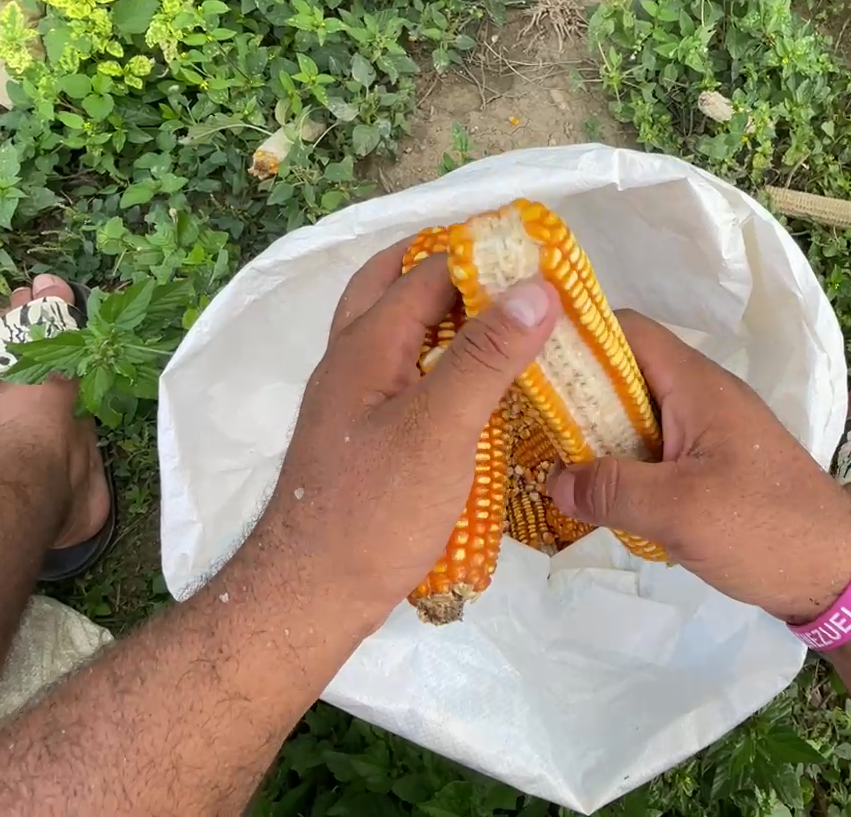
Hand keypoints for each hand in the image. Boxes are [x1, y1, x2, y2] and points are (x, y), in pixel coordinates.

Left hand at [246, 239, 560, 624]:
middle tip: (502, 270)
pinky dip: (435, 352)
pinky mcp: (362, 429)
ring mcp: (353, 394)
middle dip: (444, 266)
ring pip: (394, 326)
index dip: (483, 256)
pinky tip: (469, 378)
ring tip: (495, 314)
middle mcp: (353, 356)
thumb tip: (537, 286)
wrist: (311, 595)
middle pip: (392, 284)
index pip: (429, 271)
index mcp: (368, 341)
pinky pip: (401, 367)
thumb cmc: (376, 509)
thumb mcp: (441, 427)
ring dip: (437, 307)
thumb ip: (487, 355)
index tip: (539, 257)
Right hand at [548, 312, 850, 623]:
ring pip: (639, 410)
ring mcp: (709, 428)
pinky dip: (624, 458)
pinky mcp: (712, 461)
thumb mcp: (680, 511)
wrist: (841, 574)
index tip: (532, 359)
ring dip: (600, 430)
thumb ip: (612, 489)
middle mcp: (701, 394)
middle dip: (579, 390)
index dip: (580, 333)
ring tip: (554, 455)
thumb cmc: (765, 528)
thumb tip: (554, 479)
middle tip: (532, 418)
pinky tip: (599, 489)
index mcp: (696, 384)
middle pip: (627, 370)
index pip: (629, 329)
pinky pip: (656, 444)